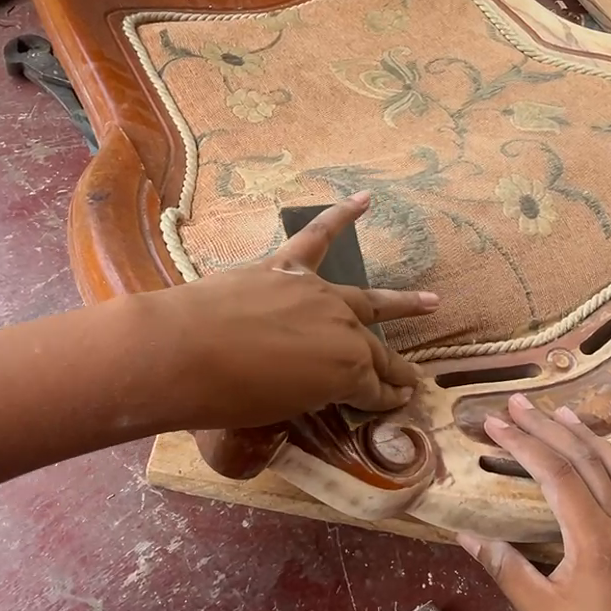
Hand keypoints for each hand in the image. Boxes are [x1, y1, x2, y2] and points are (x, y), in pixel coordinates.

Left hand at [142, 192, 436, 430]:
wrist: (181, 352)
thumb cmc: (227, 397)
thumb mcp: (279, 410)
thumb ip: (307, 393)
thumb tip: (314, 383)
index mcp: (345, 371)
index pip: (373, 388)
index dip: (385, 399)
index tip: (397, 403)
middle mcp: (343, 328)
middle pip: (375, 349)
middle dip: (396, 368)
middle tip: (414, 378)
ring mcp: (317, 294)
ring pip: (366, 298)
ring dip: (399, 302)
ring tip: (430, 301)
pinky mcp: (285, 268)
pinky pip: (316, 237)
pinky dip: (340, 217)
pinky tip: (364, 200)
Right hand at [458, 395, 610, 610]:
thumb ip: (504, 567)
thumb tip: (465, 534)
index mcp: (592, 538)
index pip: (554, 474)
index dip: (522, 444)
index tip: (493, 424)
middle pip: (584, 463)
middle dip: (547, 429)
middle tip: (517, 404)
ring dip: (592, 439)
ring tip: (565, 414)